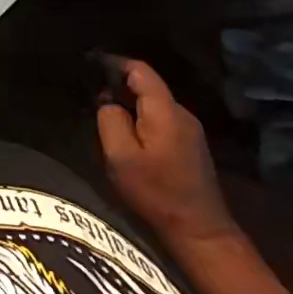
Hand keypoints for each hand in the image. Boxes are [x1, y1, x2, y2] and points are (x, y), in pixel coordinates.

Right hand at [96, 57, 239, 247]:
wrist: (200, 230)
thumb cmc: (156, 192)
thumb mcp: (120, 157)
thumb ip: (110, 121)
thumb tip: (108, 103)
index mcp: (165, 111)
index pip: (140, 70)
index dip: (115, 63)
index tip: (92, 65)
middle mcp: (182, 113)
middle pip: (148, 85)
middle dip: (120, 85)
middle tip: (93, 96)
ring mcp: (190, 129)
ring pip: (155, 103)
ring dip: (131, 104)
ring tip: (107, 114)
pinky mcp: (191, 145)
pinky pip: (162, 118)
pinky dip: (142, 118)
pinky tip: (129, 134)